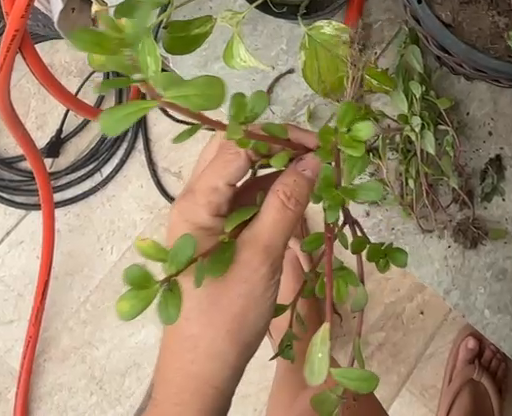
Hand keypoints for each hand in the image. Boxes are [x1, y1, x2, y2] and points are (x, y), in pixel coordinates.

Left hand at [147, 133, 320, 415]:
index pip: (239, 145)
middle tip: (313, 150)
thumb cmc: (226, 318)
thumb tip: (314, 159)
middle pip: (233, 150)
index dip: (279, 137)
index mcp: (196, 202)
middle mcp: (194, 201)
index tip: (318, 144)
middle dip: (274, 143)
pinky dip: (268, 190)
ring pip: (238, 172)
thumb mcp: (262, 256)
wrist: (201, 373)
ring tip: (311, 169)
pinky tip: (295, 196)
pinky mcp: (214, 233)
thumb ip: (286, 201)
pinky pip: (241, 196)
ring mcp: (203, 217)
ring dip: (273, 165)